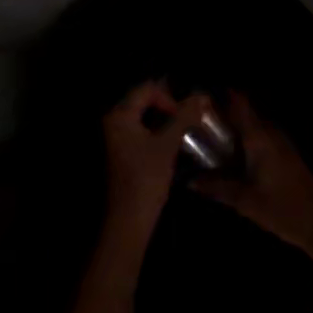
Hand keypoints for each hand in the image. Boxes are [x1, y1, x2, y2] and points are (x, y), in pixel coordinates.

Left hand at [101, 81, 209, 231]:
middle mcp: (111, 122)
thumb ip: (184, 116)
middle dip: (167, 107)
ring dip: (163, 120)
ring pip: (142, 116)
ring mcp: (113, 138)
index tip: (185, 116)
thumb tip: (201, 95)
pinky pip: (138, 130)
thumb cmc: (146, 179)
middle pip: (143, 100)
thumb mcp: (168, 144)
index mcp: (119, 115)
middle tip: (187, 120)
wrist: (127, 223)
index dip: (169, 98)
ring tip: (182, 131)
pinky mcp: (118, 152)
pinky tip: (169, 143)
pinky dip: (154, 131)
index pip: (147, 89)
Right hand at [191, 92, 312, 252]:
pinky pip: (259, 134)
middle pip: (244, 111)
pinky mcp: (283, 150)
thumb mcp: (245, 202)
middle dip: (222, 113)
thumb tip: (189, 181)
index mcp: (260, 137)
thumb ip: (217, 188)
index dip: (221, 95)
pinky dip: (243, 137)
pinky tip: (229, 153)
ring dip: (232, 126)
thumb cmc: (281, 210)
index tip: (199, 97)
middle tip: (195, 121)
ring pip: (251, 123)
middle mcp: (270, 131)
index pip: (240, 103)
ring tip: (207, 136)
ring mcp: (279, 139)